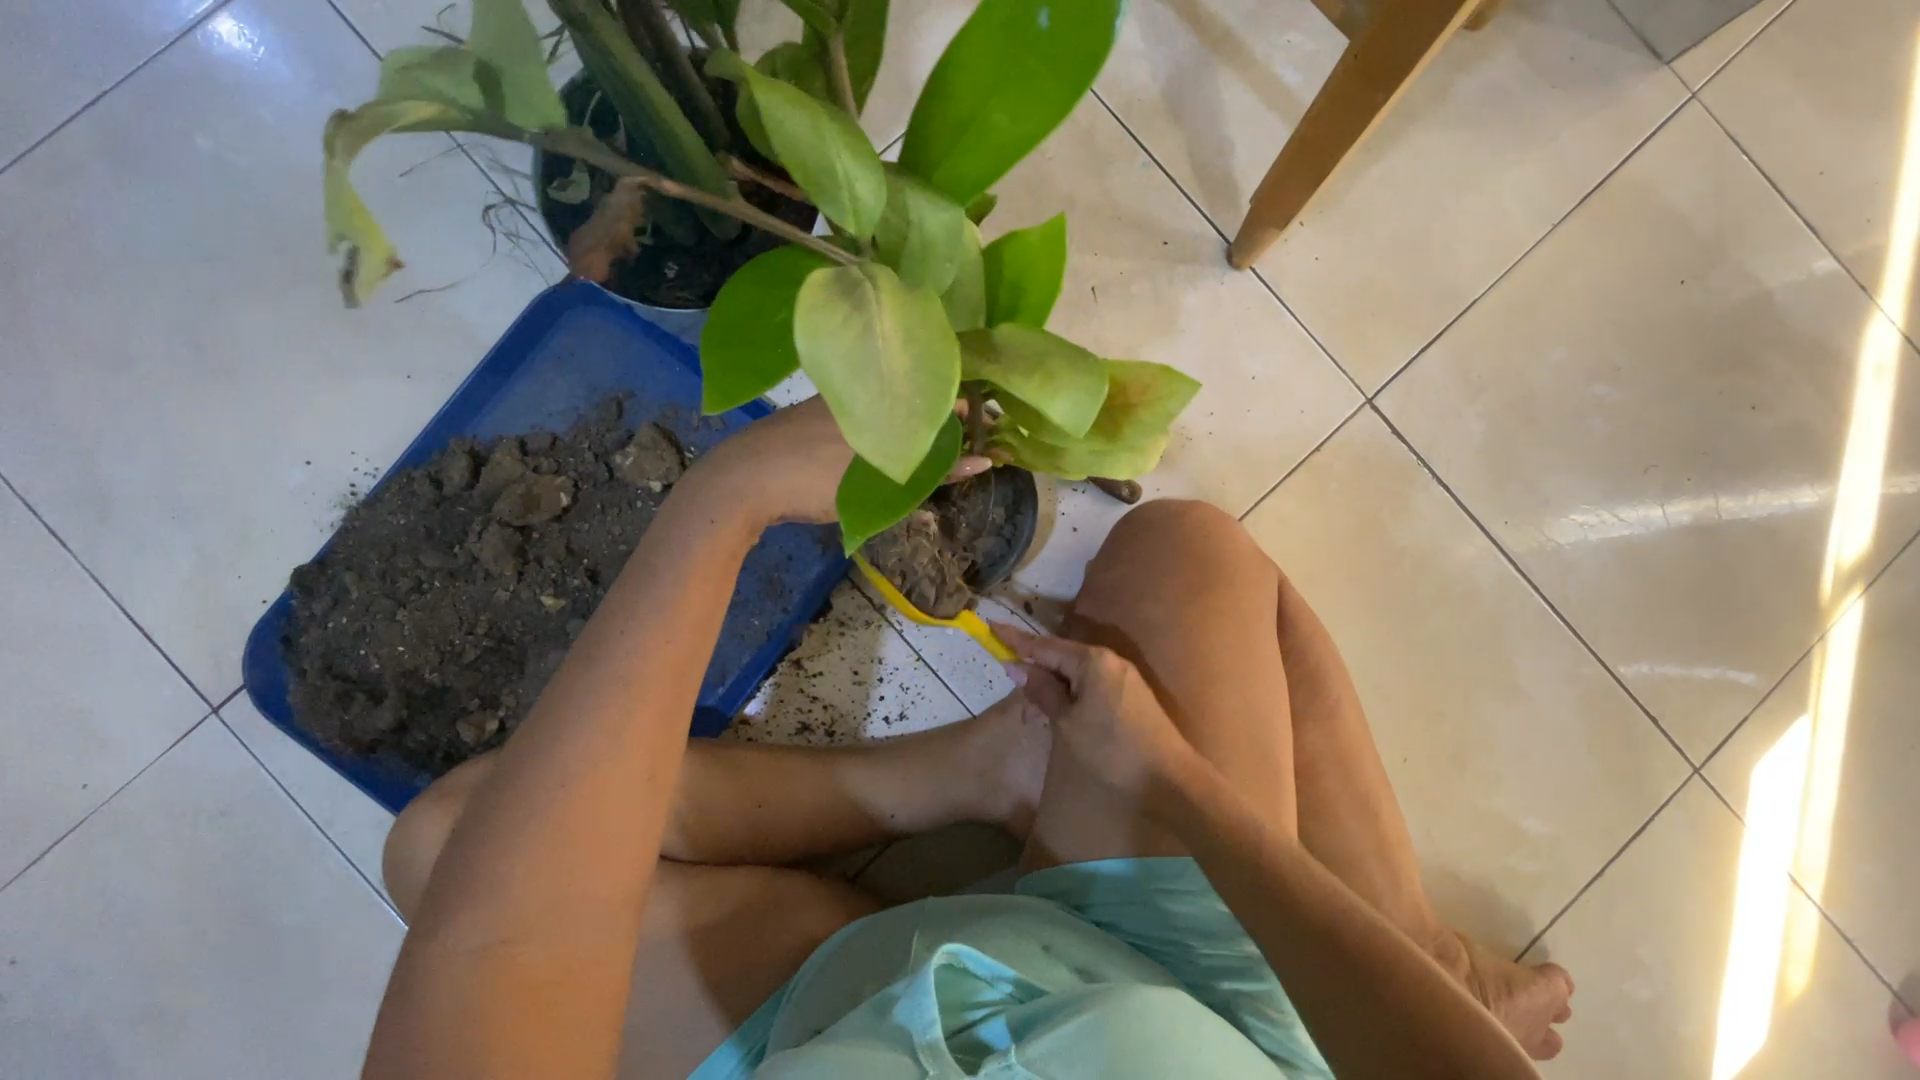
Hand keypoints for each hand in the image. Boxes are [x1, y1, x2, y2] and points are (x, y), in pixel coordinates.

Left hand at [690, 397, 990, 527]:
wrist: (739, 483)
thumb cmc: (812, 475)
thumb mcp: (879, 479)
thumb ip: (934, 471)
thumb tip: (984, 463)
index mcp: (877, 394)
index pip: (934, 387)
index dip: (963, 407)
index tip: (987, 429)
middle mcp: (859, 393)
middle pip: (913, 400)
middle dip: (941, 425)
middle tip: (962, 454)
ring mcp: (834, 408)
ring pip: (889, 414)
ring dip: (913, 436)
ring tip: (932, 462)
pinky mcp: (813, 424)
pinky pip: (865, 426)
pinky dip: (885, 442)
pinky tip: (889, 460)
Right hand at [993, 622, 1194, 798]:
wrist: (1169, 777)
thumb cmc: (1112, 749)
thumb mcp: (1068, 722)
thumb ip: (1042, 691)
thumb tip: (1016, 666)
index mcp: (1092, 661)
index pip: (1044, 645)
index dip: (1016, 639)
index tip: (992, 626)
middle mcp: (1110, 659)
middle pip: (1063, 653)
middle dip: (1035, 658)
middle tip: (1006, 660)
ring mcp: (1124, 675)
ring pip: (1079, 668)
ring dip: (1054, 674)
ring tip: (1028, 681)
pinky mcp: (1132, 693)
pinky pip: (1093, 679)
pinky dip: (1072, 685)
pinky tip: (1061, 697)